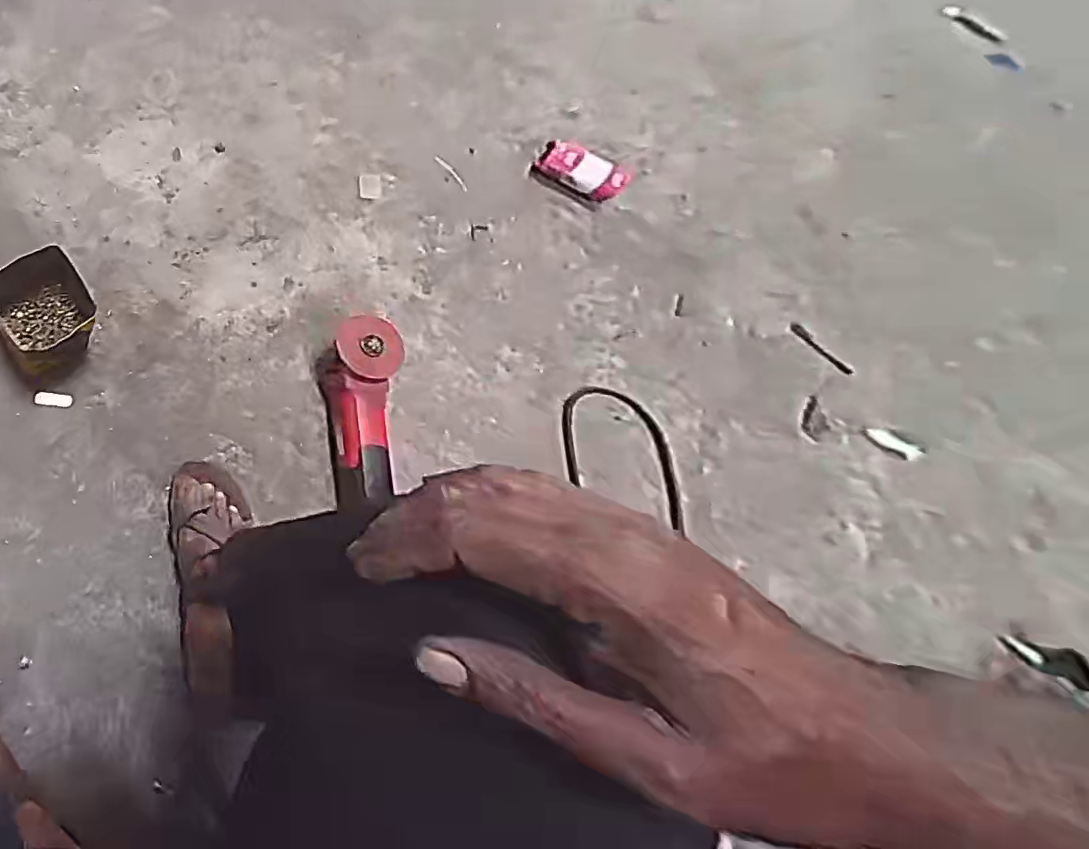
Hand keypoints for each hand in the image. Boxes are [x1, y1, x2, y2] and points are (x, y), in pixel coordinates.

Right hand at [349, 465, 1088, 848]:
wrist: (876, 738)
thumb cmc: (765, 760)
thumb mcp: (650, 763)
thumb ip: (531, 699)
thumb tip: (430, 655)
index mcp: (617, 583)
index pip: (479, 531)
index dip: (408, 543)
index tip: (365, 568)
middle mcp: (613, 531)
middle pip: (480, 493)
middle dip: (408, 517)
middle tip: (366, 553)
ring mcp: (622, 518)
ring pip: (500, 478)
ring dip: (434, 498)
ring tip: (394, 534)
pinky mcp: (626, 521)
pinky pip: (527, 485)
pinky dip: (471, 493)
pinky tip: (451, 516)